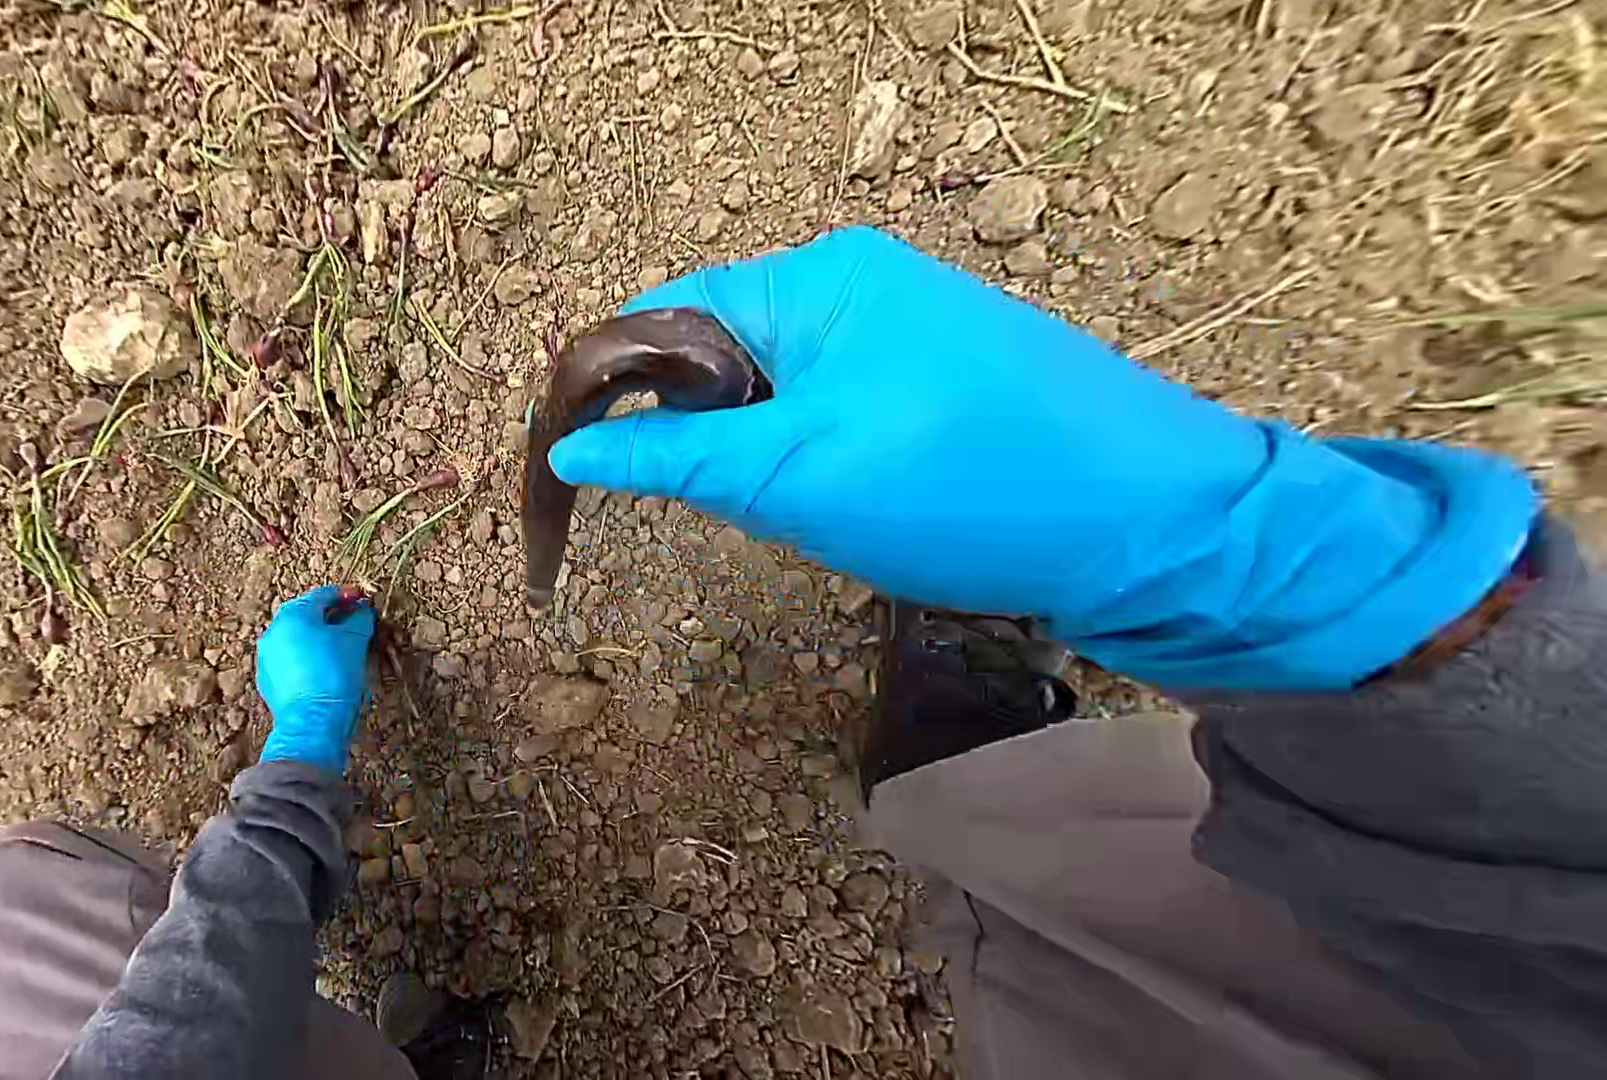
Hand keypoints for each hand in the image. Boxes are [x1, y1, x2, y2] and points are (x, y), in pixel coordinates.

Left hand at [255, 587, 373, 771]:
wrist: (312, 721)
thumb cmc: (335, 674)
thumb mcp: (355, 640)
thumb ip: (359, 618)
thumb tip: (361, 611)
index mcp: (293, 616)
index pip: (323, 594)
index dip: (346, 594)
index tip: (362, 598)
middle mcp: (274, 631)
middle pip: (306, 613)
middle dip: (331, 614)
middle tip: (354, 618)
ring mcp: (267, 656)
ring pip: (297, 635)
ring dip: (319, 634)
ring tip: (342, 642)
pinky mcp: (268, 678)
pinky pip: (291, 656)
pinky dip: (308, 653)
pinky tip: (327, 663)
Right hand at [549, 227, 1536, 689]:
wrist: (1148, 529)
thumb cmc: (955, 488)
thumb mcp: (792, 474)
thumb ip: (675, 456)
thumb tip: (574, 450)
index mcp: (810, 282)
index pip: (667, 313)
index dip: (616, 382)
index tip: (584, 451)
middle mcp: (847, 286)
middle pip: (715, 352)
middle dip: (697, 429)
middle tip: (722, 496)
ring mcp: (890, 329)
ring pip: (768, 390)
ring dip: (754, 450)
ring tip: (794, 504)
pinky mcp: (921, 376)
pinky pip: (821, 407)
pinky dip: (802, 455)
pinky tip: (840, 495)